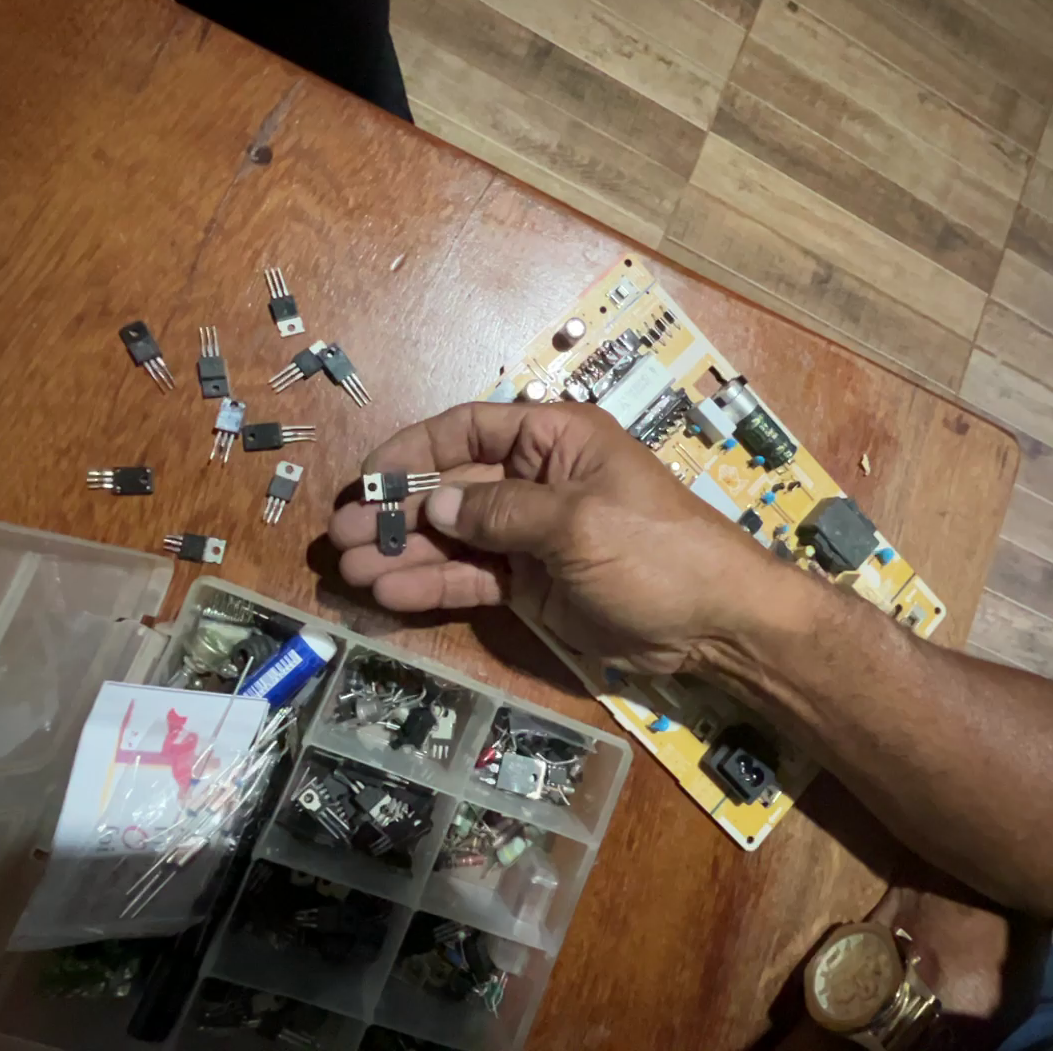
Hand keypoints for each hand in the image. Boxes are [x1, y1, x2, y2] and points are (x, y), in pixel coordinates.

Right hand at [326, 402, 797, 672]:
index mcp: (553, 440)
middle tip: (341, 538)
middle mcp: (534, 480)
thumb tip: (434, 503)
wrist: (712, 622)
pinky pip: (473, 577)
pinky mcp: (529, 582)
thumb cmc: (654, 550)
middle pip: (451, 488)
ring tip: (350, 572)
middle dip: (397, 512)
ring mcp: (529, 535)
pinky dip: (434, 584)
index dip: (414, 450)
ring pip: (454, 537)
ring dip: (404, 553)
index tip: (367, 479)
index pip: (469, 429)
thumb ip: (501, 511)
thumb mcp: (578, 521)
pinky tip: (391, 594)